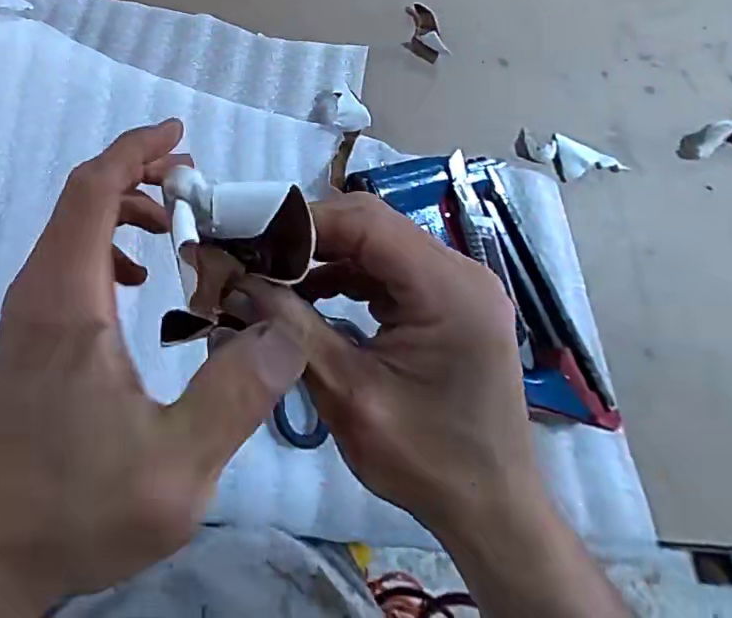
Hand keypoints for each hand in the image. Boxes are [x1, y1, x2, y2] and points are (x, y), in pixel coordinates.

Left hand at [0, 120, 308, 616]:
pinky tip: (142, 278)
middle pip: (82, 197)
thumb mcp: (175, 466)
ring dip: (126, 207)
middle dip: (139, 172)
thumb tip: (284, 330)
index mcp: (68, 300)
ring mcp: (32, 311)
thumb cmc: (76, 507)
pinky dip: (110, 242)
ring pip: (74, 226)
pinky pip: (71, 258)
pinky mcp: (34, 333)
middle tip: (195, 180)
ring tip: (180, 222)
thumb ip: (236, 396)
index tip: (179, 134)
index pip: (92, 191)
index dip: (135, 151)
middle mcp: (42, 290)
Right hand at [240, 191, 629, 617]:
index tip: (255, 239)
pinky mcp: (448, 300)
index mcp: (448, 287)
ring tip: (276, 275)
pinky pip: (391, 268)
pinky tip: (313, 294)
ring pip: (380, 243)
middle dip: (314, 236)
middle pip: (375, 225)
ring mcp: (458, 283)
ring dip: (328, 254)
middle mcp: (460, 270)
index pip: (368, 222)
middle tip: (260, 257)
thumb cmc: (427, 461)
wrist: (492, 510)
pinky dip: (350, 275)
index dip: (307, 222)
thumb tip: (239, 283)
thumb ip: (294, 331)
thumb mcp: (349, 396)